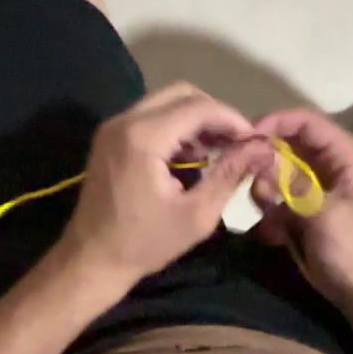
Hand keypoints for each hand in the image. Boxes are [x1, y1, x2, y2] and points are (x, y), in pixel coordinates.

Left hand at [59, 83, 257, 286]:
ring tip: (216, 154)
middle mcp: (124, 121)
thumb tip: (261, 149)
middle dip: (213, 115)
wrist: (91, 260)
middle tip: (235, 144)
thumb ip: (229, 175)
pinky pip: (149, 118)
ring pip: (165, 102)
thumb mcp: (196, 215)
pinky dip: (174, 129)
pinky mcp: (109, 139)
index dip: (232, 120)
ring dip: (194, 121)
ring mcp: (112, 128)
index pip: (199, 107)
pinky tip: (189, 159)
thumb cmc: (144, 244)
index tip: (253, 141)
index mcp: (143, 138)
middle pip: (181, 93)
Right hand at [251, 108, 352, 313]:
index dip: (275, 124)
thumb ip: (291, 182)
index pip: (305, 122)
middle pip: (284, 145)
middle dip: (264, 165)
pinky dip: (269, 214)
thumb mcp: (323, 213)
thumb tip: (259, 154)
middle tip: (253, 188)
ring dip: (265, 194)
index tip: (245, 140)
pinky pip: (273, 198)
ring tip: (274, 220)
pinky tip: (276, 236)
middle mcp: (328, 164)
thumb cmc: (352, 249)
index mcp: (346, 155)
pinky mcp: (299, 207)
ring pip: (274, 172)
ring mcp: (312, 186)